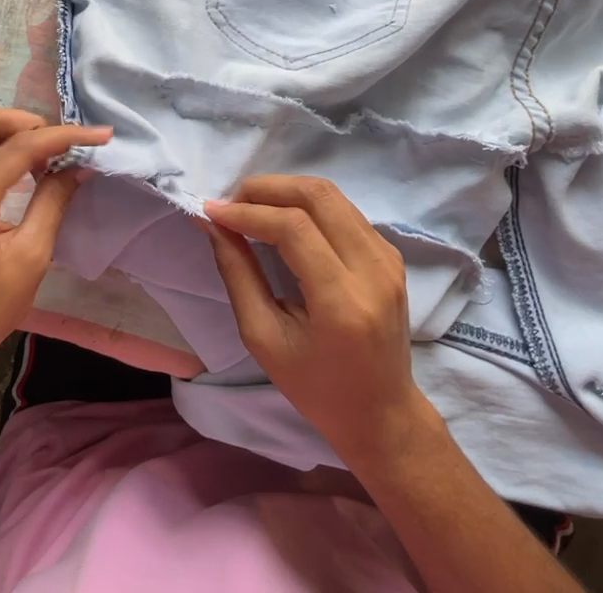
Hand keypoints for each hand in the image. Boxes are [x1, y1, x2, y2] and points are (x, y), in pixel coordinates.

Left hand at [0, 106, 110, 391]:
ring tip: (47, 162)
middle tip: (61, 147)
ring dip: (12, 136)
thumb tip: (79, 166)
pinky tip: (25, 174)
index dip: (64, 135)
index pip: (18, 146)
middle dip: (28, 123)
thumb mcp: (31, 256)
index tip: (100, 136)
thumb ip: (54, 202)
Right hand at [203, 176, 432, 466]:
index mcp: (342, 301)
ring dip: (285, 191)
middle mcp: (373, 271)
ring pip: (332, 195)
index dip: (248, 212)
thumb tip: (212, 223)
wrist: (381, 413)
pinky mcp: (391, 256)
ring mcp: (388, 259)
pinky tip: (280, 220)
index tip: (211, 212)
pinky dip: (306, 204)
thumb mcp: (262, 337)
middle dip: (266, 188)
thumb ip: (237, 273)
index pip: (294, 228)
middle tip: (230, 203)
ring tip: (250, 208)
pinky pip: (343, 210)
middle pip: (318, 196)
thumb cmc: (315, 386)